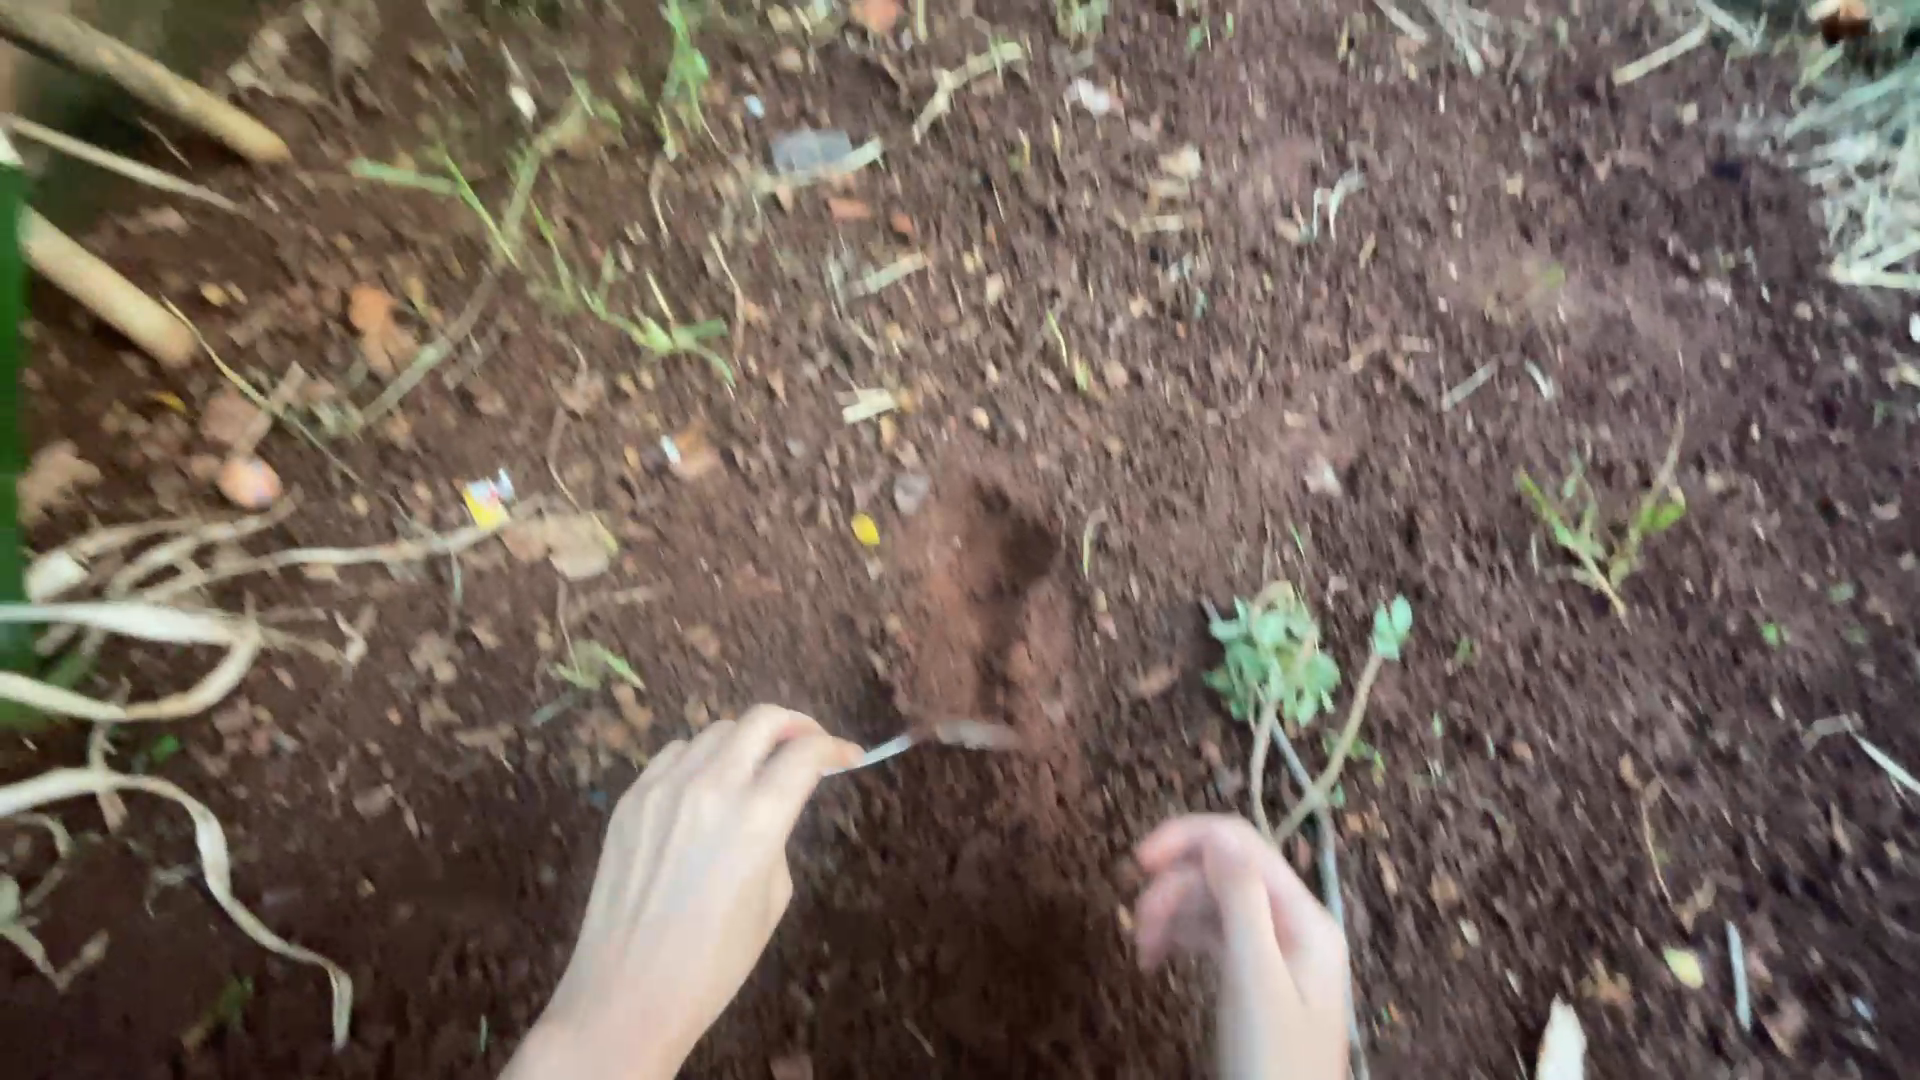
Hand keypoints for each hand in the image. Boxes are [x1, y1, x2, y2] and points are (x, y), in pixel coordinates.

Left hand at [504, 706, 862, 1079]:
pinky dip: (703, 757)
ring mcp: (664, 788)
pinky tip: (707, 785)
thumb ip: (779, 831)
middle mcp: (711, 788)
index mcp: (757, 818)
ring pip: (718, 730)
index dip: (836, 748)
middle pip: (764, 719)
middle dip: (798, 725)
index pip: (807, 753)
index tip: (848, 757)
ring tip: (756, 767)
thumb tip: (777, 797)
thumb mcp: (774, 894)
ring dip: (748, 741)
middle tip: (809, 744)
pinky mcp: (631, 799)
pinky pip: (675, 754)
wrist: (625, 998)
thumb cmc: (715, 961)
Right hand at [1132, 815, 1349, 1079]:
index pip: (1241, 844)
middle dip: (1173, 887)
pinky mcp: (1249, 968)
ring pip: (1207, 900)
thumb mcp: (1256, 979)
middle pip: (1219, 871)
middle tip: (1136, 920)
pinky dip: (1176, 936)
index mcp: (1303, 916)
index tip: (1140, 859)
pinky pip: (1207, 930)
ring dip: (1168, 914)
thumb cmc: (1273, 1062)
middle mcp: (1289, 920)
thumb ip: (1242, 901)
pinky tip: (1153, 958)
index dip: (1189, 838)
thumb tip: (1217, 835)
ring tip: (1141, 949)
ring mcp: (1270, 945)